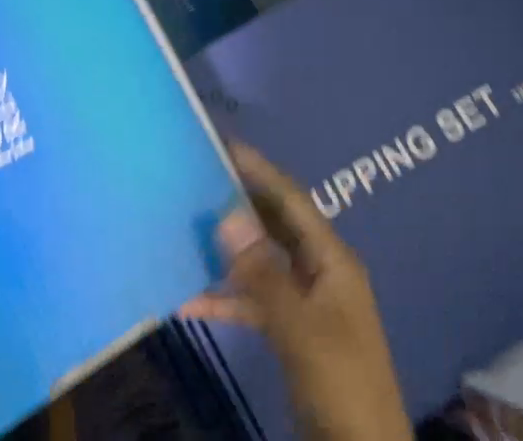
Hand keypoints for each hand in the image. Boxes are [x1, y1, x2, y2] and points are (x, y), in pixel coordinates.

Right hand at [181, 143, 411, 440]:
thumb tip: (227, 214)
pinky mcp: (292, 332)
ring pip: (260, 264)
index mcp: (332, 260)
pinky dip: (226, 299)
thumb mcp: (300, 327)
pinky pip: (253, 303)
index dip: (259, 170)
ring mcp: (306, 302)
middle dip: (237, 204)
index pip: (291, 201)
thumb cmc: (339, 379)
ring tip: (182, 230)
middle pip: (274, 226)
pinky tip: (189, 300)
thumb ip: (263, 273)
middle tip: (192, 178)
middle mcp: (319, 271)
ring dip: (225, 254)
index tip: (221, 143)